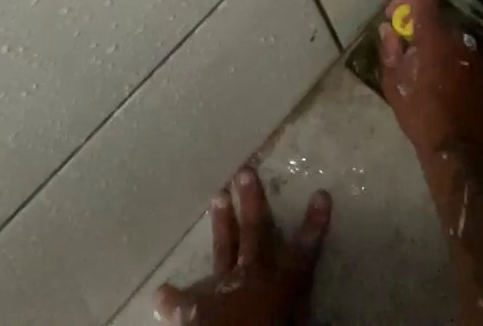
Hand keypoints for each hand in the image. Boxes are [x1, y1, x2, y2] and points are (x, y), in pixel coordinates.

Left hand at [153, 168, 331, 324]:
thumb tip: (303, 304)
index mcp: (278, 286)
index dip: (314, 224)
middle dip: (252, 202)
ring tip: (217, 196)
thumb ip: (298, 309)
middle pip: (253, 233)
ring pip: (223, 249)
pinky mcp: (194, 311)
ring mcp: (220, 289)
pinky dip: (170, 300)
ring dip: (222, 224)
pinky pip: (180, 304)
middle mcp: (250, 278)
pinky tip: (161, 292)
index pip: (302, 252)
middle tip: (245, 171)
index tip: (321, 194)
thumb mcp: (292, 323)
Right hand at [377, 0, 482, 157]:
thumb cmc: (422, 114)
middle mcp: (457, 36)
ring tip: (420, 67)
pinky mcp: (482, 68)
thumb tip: (388, 29)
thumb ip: (390, 50)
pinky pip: (459, 50)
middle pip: (435, 17)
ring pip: (448, 34)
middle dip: (417, 25)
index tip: (393, 16)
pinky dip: (446, 55)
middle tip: (403, 47)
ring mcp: (473, 51)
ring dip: (433, 42)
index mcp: (434, 35)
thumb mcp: (394, 83)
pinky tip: (437, 79)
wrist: (461, 147)